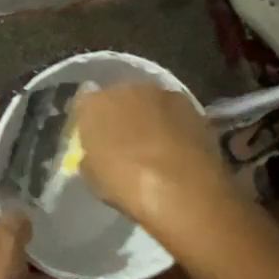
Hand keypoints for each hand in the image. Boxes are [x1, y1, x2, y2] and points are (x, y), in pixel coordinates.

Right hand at [74, 83, 236, 231]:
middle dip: (121, 114)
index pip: (84, 103)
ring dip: (150, 117)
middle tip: (124, 140)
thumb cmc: (125, 184)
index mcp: (95, 102)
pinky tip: (177, 150)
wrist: (181, 190)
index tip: (92, 137)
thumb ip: (91, 154)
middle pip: (120, 97)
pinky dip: (174, 127)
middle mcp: (128, 88)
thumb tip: (98, 152)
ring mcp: (164, 95)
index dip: (88, 120)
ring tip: (155, 145)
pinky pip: (175, 115)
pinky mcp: (194, 108)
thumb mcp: (92, 175)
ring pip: (151, 103)